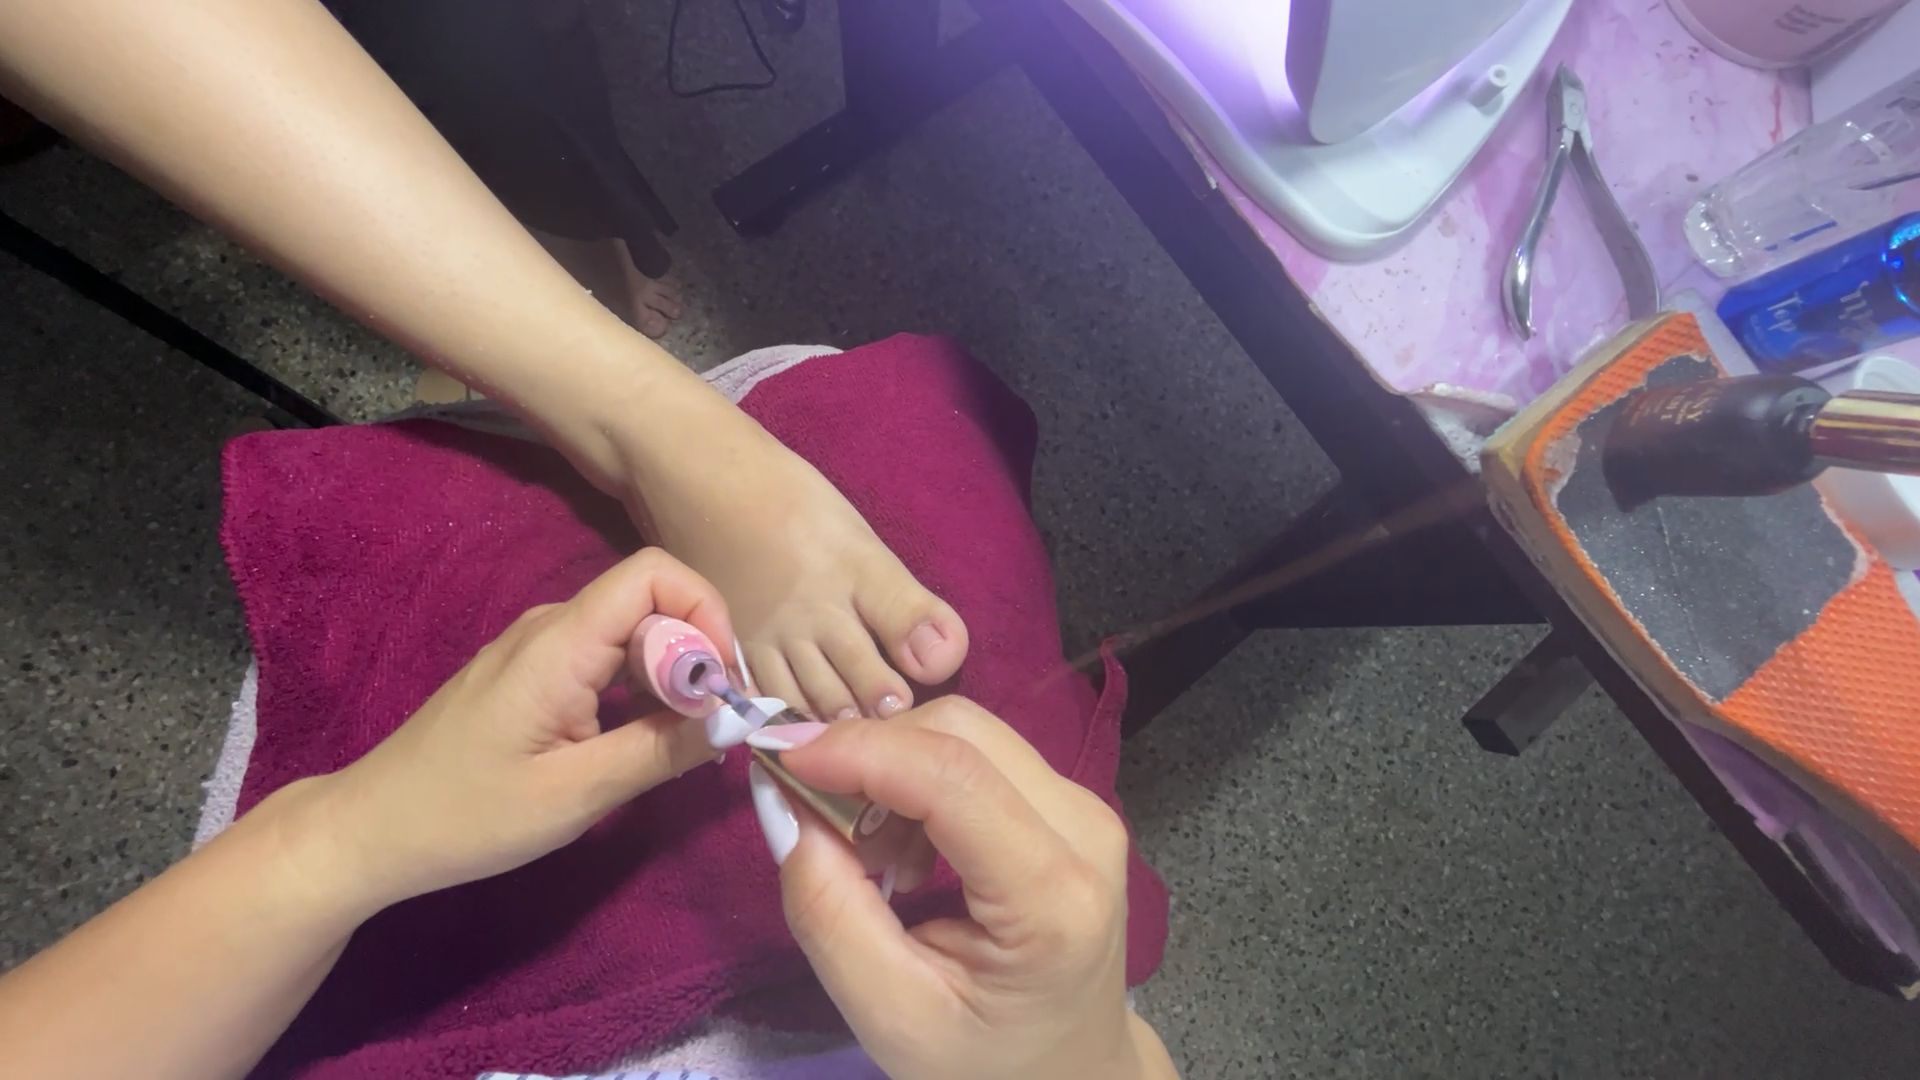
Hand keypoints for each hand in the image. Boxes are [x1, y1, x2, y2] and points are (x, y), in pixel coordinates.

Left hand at [306, 548, 734, 910]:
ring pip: (638, 630)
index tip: (722, 677)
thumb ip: (663, 750)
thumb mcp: (576, 795)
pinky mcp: (542, 668)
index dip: (704, 609)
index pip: (654, 574)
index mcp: (561, 643)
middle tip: (712, 722)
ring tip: (684, 734)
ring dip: (675, 674)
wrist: (367, 832)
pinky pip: (614, 654)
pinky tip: (646, 733)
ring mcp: (546, 645)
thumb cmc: (467, 815)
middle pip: (654, 603)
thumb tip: (738, 718)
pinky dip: (647, 686)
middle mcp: (556, 626)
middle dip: (697, 654)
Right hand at [760, 699, 1177, 1079]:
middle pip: (961, 732)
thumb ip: (831, 915)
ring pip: (968, 730)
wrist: (1074, 1069)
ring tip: (871, 848)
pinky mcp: (1068, 796)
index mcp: (1053, 896)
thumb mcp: (891, 1019)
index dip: (861, 750)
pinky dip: (921, 775)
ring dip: (895, 764)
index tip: (781, 754)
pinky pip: (981, 750)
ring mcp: (1083, 803)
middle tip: (815, 807)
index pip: (953, 779)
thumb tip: (793, 807)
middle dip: (871, 751)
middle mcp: (1083, 826)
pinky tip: (909, 841)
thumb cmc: (986, 1061)